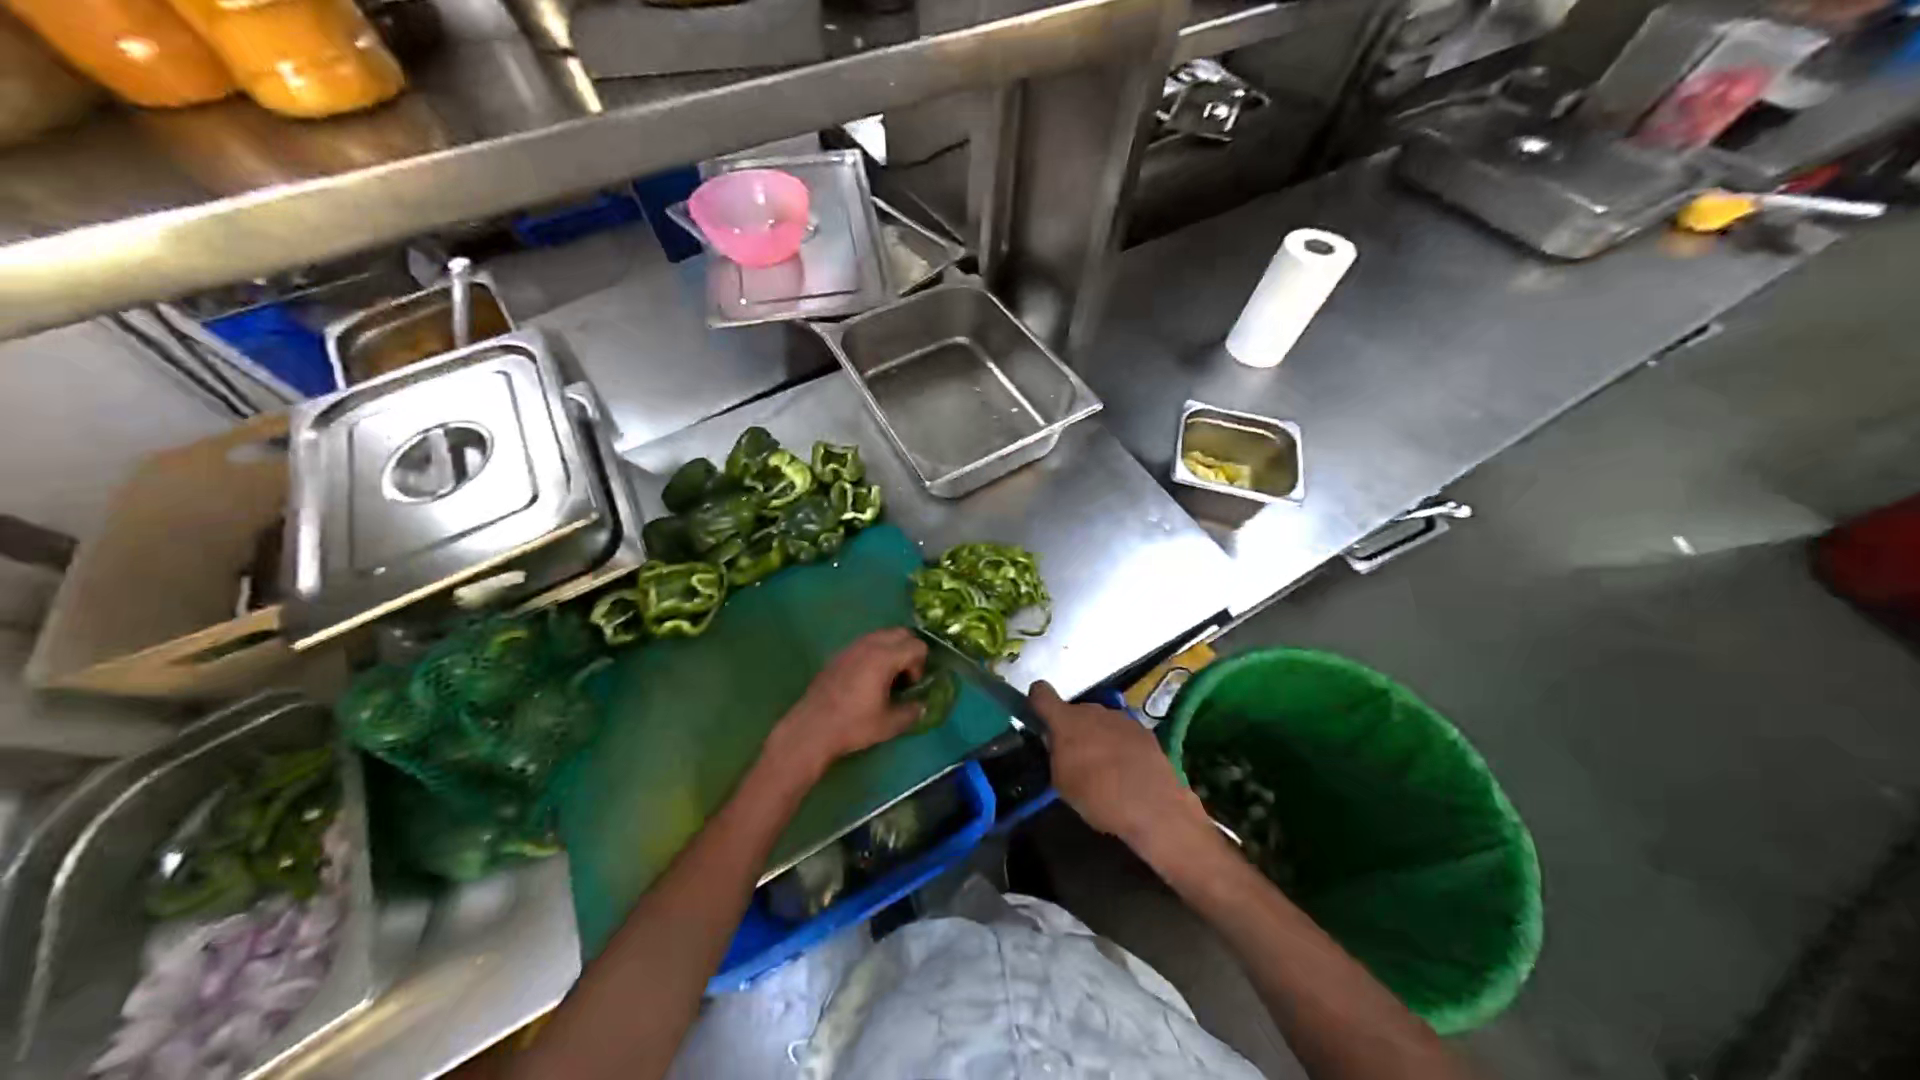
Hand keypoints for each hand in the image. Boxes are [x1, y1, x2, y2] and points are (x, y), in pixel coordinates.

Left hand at [771, 627, 927, 774]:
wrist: (811, 729)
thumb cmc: (853, 725)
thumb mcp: (889, 724)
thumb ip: (911, 711)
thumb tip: (920, 706)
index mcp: (884, 657)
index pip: (917, 645)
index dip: (920, 665)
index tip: (910, 686)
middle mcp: (869, 645)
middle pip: (901, 633)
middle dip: (909, 651)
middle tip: (904, 677)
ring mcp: (851, 647)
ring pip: (882, 635)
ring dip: (892, 650)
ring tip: (886, 678)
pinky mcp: (838, 655)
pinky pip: (865, 643)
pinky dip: (875, 653)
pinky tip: (867, 679)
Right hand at [1030, 681, 1211, 851]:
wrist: (1154, 806)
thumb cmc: (1098, 797)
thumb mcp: (1062, 782)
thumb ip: (1055, 754)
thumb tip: (1056, 742)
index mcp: (1066, 721)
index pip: (1041, 693)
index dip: (1036, 701)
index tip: (1037, 717)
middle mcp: (1093, 710)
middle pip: (1074, 712)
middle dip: (1071, 729)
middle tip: (1073, 757)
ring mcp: (1121, 718)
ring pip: (1099, 721)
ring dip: (1096, 736)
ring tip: (1103, 767)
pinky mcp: (1144, 730)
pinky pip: (1121, 731)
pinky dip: (1118, 744)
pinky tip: (1126, 770)